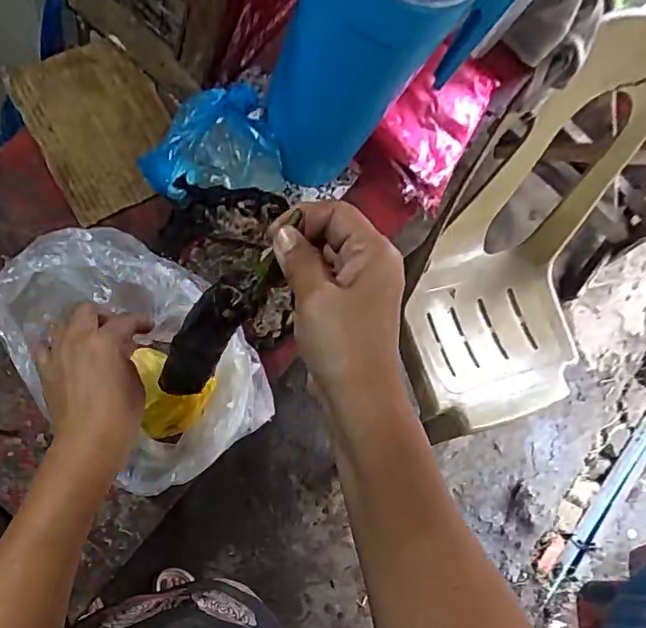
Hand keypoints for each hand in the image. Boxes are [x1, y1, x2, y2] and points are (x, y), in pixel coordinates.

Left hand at [38, 303, 151, 470]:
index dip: (139, 321)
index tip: (147, 326)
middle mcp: (76, 339)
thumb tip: (121, 354)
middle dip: (102, 316)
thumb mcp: (135, 385)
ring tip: (87, 341)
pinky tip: (62, 353)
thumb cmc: (119, 417)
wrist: (87, 442)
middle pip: (86, 311)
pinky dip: (52, 345)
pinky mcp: (44, 370)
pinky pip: (42, 347)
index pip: (124, 321)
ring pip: (61, 324)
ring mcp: (56, 353)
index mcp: (104, 341)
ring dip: (77, 328)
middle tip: (114, 331)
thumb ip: (127, 362)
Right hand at [271, 201, 405, 402]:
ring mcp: (367, 288)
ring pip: (332, 259)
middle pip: (336, 232)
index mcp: (374, 252)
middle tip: (269, 258)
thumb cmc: (339, 344)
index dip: (303, 217)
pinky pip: (332, 283)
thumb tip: (283, 233)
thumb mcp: (313, 297)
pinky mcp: (356, 310)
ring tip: (276, 276)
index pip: (338, 212)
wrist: (358, 396)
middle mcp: (376, 263)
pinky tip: (291, 295)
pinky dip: (310, 282)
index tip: (270, 237)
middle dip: (301, 239)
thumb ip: (298, 259)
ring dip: (303, 262)